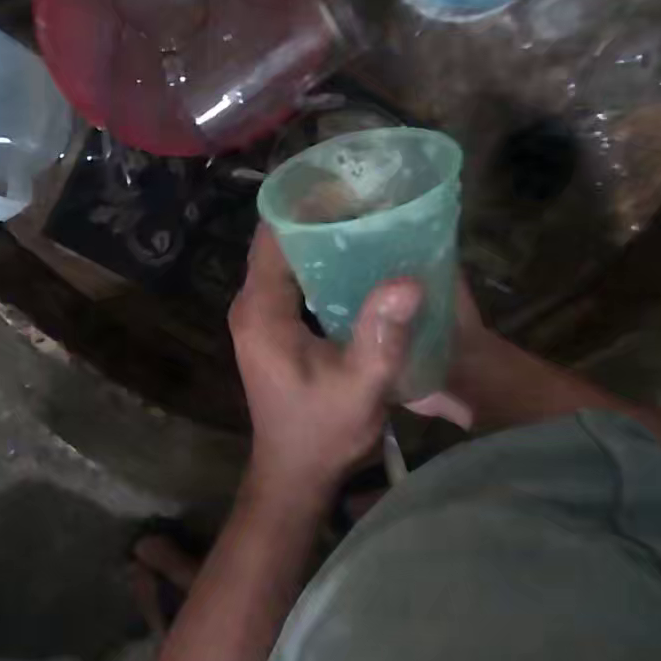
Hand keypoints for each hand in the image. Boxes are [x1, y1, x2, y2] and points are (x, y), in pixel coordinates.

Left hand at [228, 225, 421, 501]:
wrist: (295, 474)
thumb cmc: (323, 433)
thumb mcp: (361, 387)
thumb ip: (381, 334)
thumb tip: (409, 278)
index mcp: (261, 310)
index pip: (273, 235)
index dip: (305, 205)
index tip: (347, 186)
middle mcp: (251, 305)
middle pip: (278, 241)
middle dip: (317, 217)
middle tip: (366, 198)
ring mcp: (258, 315)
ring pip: (285, 258)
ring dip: (318, 239)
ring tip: (366, 220)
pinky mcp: (271, 326)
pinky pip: (291, 279)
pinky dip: (318, 263)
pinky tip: (357, 261)